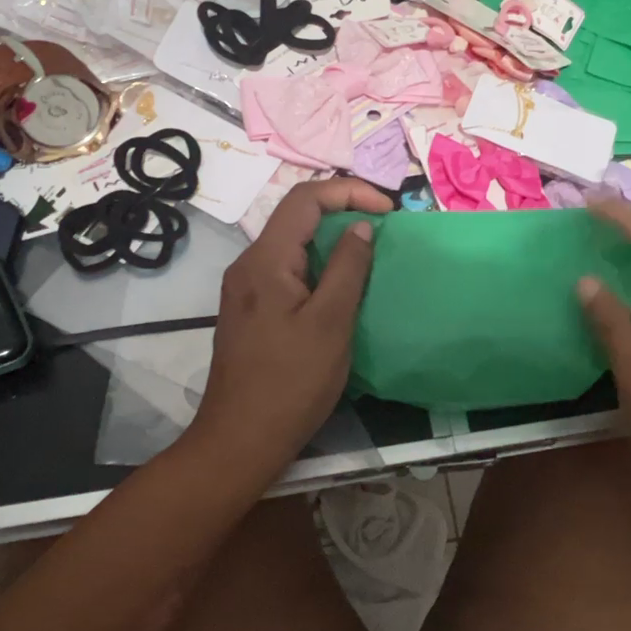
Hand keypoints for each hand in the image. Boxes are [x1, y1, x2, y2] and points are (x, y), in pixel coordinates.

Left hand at [187, 179, 392, 480]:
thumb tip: (362, 226)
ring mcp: (247, 290)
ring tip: (372, 257)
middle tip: (385, 231)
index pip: (304, 198)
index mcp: (265, 260)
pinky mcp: (252, 312)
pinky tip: (344, 290)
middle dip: (344, 213)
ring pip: (293, 246)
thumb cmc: (291, 382)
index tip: (389, 210)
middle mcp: (249, 265)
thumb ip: (348, 269)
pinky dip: (320, 269)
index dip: (349, 191)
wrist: (241, 439)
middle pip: (296, 217)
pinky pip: (288, 273)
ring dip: (333, 243)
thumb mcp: (330, 323)